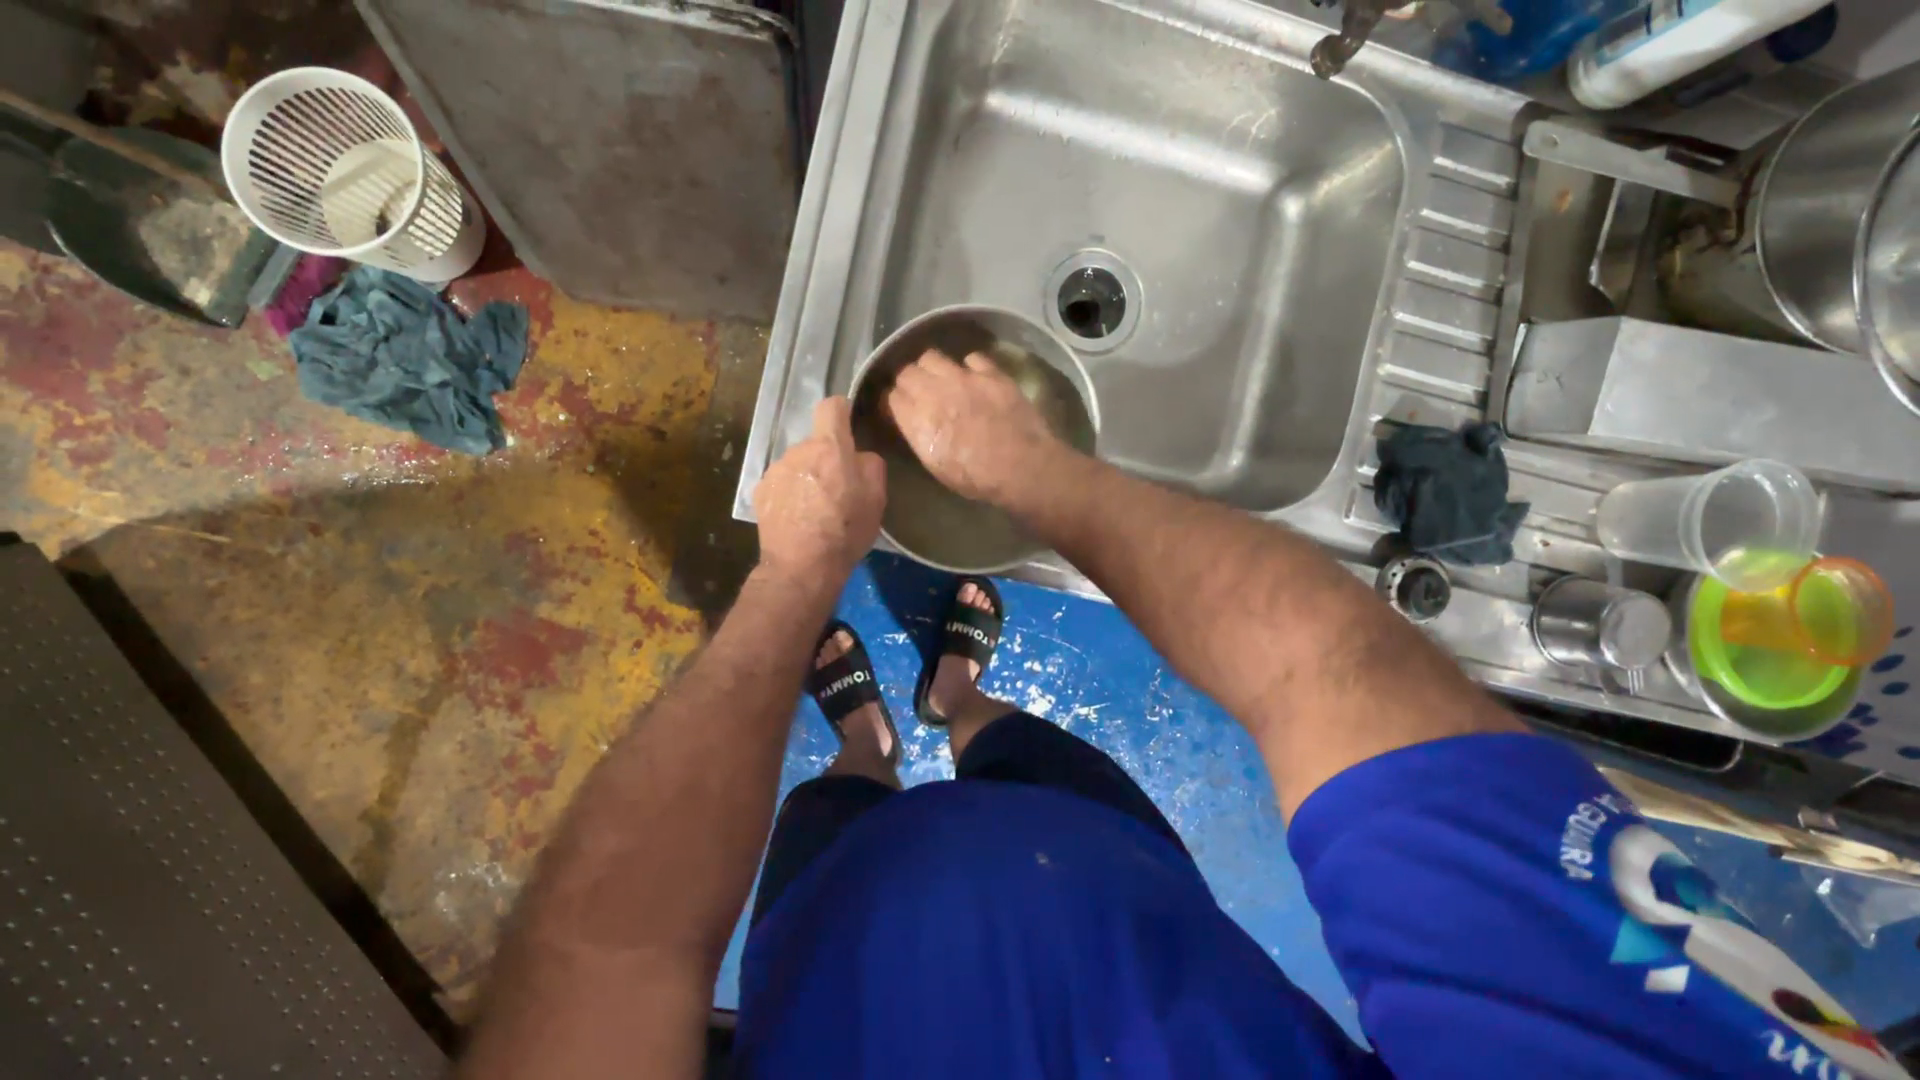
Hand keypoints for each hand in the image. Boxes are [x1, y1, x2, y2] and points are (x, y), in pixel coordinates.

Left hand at [753, 397, 885, 581]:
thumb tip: (859, 455)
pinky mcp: (760, 491)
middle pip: (815, 443)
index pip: (831, 406)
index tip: (848, 426)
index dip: (841, 412)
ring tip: (816, 508)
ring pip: (797, 463)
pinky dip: (790, 493)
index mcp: (830, 447)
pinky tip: (797, 518)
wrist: (802, 567)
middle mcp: (799, 450)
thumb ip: (871, 465)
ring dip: (807, 476)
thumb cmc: (846, 531)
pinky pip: (781, 483)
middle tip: (837, 488)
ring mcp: (776, 470)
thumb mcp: (877, 498)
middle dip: (826, 458)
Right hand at [885, 349, 1065, 502]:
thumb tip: (913, 423)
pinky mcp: (990, 372)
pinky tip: (974, 377)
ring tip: (940, 379)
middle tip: (918, 393)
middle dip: (908, 382)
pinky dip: (969, 366)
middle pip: (906, 372)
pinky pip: (970, 358)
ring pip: (931, 357)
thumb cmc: (977, 477)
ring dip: (931, 367)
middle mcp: (934, 392)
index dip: (893, 403)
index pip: (890, 397)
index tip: (898, 409)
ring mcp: (963, 377)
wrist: (1021, 465)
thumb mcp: (936, 466)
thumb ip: (919, 437)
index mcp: (917, 419)